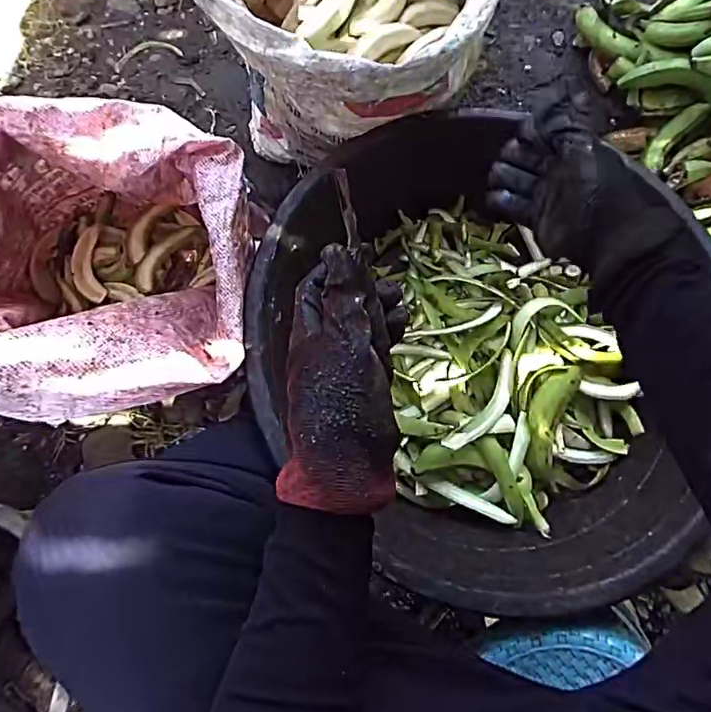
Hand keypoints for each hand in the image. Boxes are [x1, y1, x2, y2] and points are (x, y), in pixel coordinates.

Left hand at [277, 244, 404, 514]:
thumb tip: (336, 250)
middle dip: (367, 290)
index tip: (363, 257)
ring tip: (400, 305)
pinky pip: (376, 346)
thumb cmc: (343, 397)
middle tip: (393, 288)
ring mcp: (344, 362)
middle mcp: (323, 344)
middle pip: (343, 303)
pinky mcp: (365, 378)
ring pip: (364, 323)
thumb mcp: (345, 340)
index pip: (316, 287)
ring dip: (382, 311)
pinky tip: (402, 327)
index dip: (337, 269)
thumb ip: (344, 296)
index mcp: (308, 333)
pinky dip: (389, 333)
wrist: (352, 461)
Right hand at [484, 90, 695, 296]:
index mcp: (571, 149)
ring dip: (502, 176)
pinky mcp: (537, 220)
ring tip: (499, 177)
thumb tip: (553, 97)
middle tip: (509, 157)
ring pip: (512, 179)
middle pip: (522, 156)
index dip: (528, 131)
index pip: (540, 133)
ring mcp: (545, 195)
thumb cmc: (604, 185)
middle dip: (512, 153)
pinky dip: (498, 202)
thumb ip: (564, 125)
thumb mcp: (585, 146)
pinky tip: (494, 197)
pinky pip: (510, 206)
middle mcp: (557, 170)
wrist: (617, 235)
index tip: (523, 135)